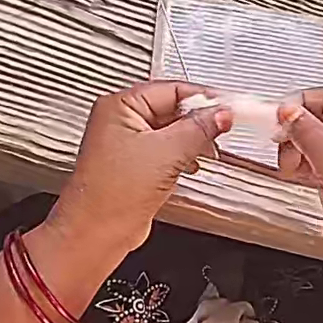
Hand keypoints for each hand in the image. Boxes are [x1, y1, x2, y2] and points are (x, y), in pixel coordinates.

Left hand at [48, 81, 230, 261]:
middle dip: (199, 119)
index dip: (203, 98)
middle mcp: (120, 120)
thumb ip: (199, 128)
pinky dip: (183, 153)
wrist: (96, 233)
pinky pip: (166, 149)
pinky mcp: (135, 164)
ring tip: (208, 147)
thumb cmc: (111, 194)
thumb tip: (221, 114)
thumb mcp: (167, 152)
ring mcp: (127, 143)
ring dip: (193, 138)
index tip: (226, 107)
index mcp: (120, 106)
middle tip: (221, 126)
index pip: (172, 89)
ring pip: (171, 129)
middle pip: (172, 108)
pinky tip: (192, 163)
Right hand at [276, 89, 322, 271]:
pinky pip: (316, 161)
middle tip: (280, 141)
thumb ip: (312, 135)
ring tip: (288, 163)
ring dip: (296, 147)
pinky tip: (294, 172)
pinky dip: (301, 163)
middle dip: (298, 128)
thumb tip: (290, 111)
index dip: (305, 103)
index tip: (279, 115)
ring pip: (316, 140)